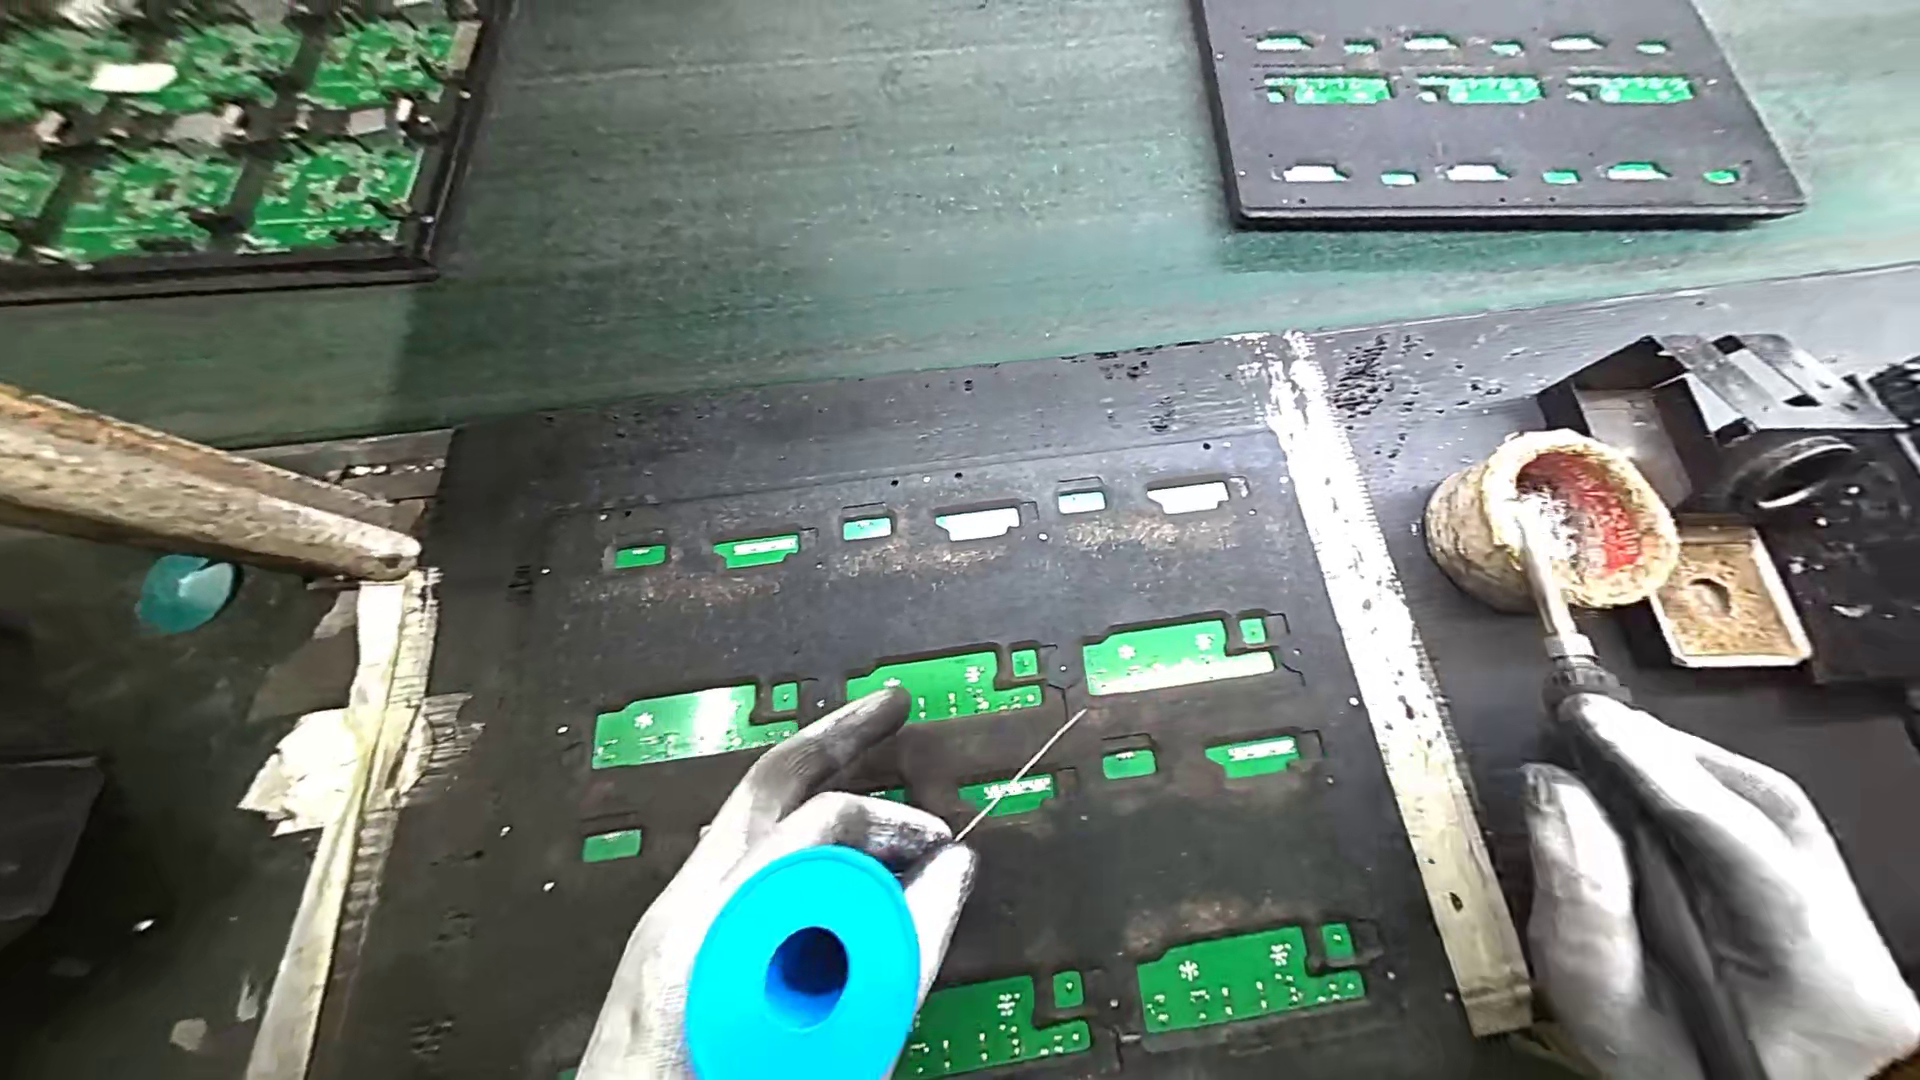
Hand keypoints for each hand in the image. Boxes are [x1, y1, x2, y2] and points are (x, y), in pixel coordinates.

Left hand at [576, 687, 977, 1078]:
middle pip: (770, 781)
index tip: (934, 845)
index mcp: (712, 934)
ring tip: (874, 774)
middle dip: (839, 732)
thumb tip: (952, 871)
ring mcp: (675, 912)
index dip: (889, 822)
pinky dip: (803, 824)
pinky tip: (835, 840)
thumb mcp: (837, 1046)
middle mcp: (684, 905)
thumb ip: (902, 956)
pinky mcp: (681, 929)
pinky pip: (752, 847)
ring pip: (758, 806)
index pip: (816, 826)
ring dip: (822, 776)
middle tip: (894, 704)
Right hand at [1524, 694, 1919, 1079]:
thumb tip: (1550, 784)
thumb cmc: (1657, 1065)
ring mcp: (1844, 928)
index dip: (1657, 769)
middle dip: (1667, 751)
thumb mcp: (1594, 995)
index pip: (1741, 845)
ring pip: (1771, 810)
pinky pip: (1754, 825)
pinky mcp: (1809, 912)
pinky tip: (1632, 776)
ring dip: (1676, 760)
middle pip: (1772, 811)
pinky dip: (1685, 785)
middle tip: (1586, 717)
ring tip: (1602, 735)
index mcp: (1817, 981)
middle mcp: (1855, 946)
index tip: (1587, 718)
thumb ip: (1575, 893)